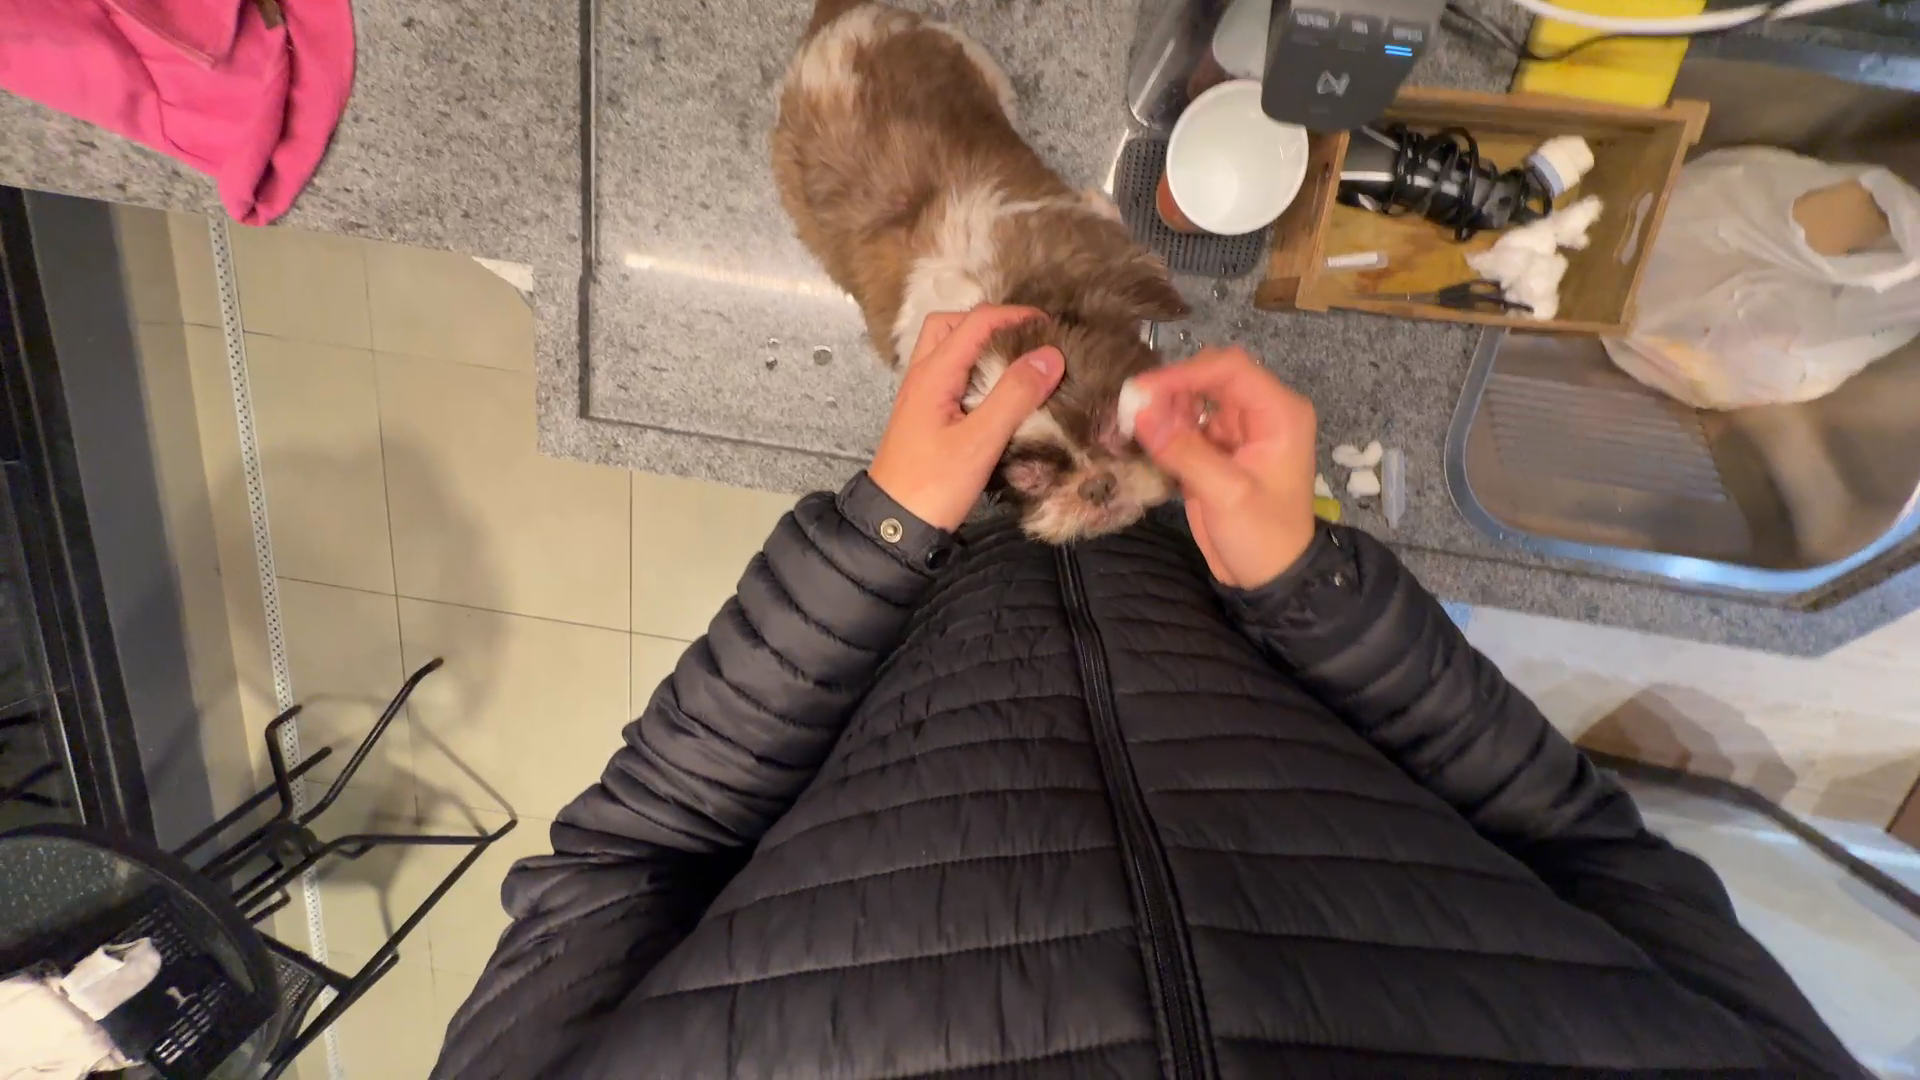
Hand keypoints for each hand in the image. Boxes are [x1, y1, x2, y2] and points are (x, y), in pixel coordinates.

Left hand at [868, 306, 1065, 529]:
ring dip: (979, 347)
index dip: (1015, 317)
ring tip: (1015, 363)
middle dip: (990, 323)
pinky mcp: (923, 418)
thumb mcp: (980, 441)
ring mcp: (919, 398)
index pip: (976, 323)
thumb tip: (1050, 356)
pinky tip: (996, 394)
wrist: (894, 526)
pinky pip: (948, 377)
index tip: (1051, 328)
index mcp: (933, 374)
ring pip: (947, 352)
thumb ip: (1014, 396)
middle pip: (951, 326)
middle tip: (1026, 340)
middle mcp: (921, 377)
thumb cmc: (934, 485)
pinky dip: (973, 372)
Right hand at [1132, 347, 1317, 588]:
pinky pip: (1186, 425)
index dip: (1182, 374)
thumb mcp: (1225, 494)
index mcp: (1278, 413)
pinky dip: (1163, 429)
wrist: (1270, 578)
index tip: (1141, 392)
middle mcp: (1260, 413)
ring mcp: (1237, 432)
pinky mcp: (1216, 451)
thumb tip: (1139, 413)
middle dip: (1170, 389)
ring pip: (1194, 399)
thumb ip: (1183, 451)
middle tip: (1131, 409)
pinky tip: (1142, 439)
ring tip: (1132, 426)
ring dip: (1163, 408)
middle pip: (1209, 377)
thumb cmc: (1262, 536)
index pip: (1228, 370)